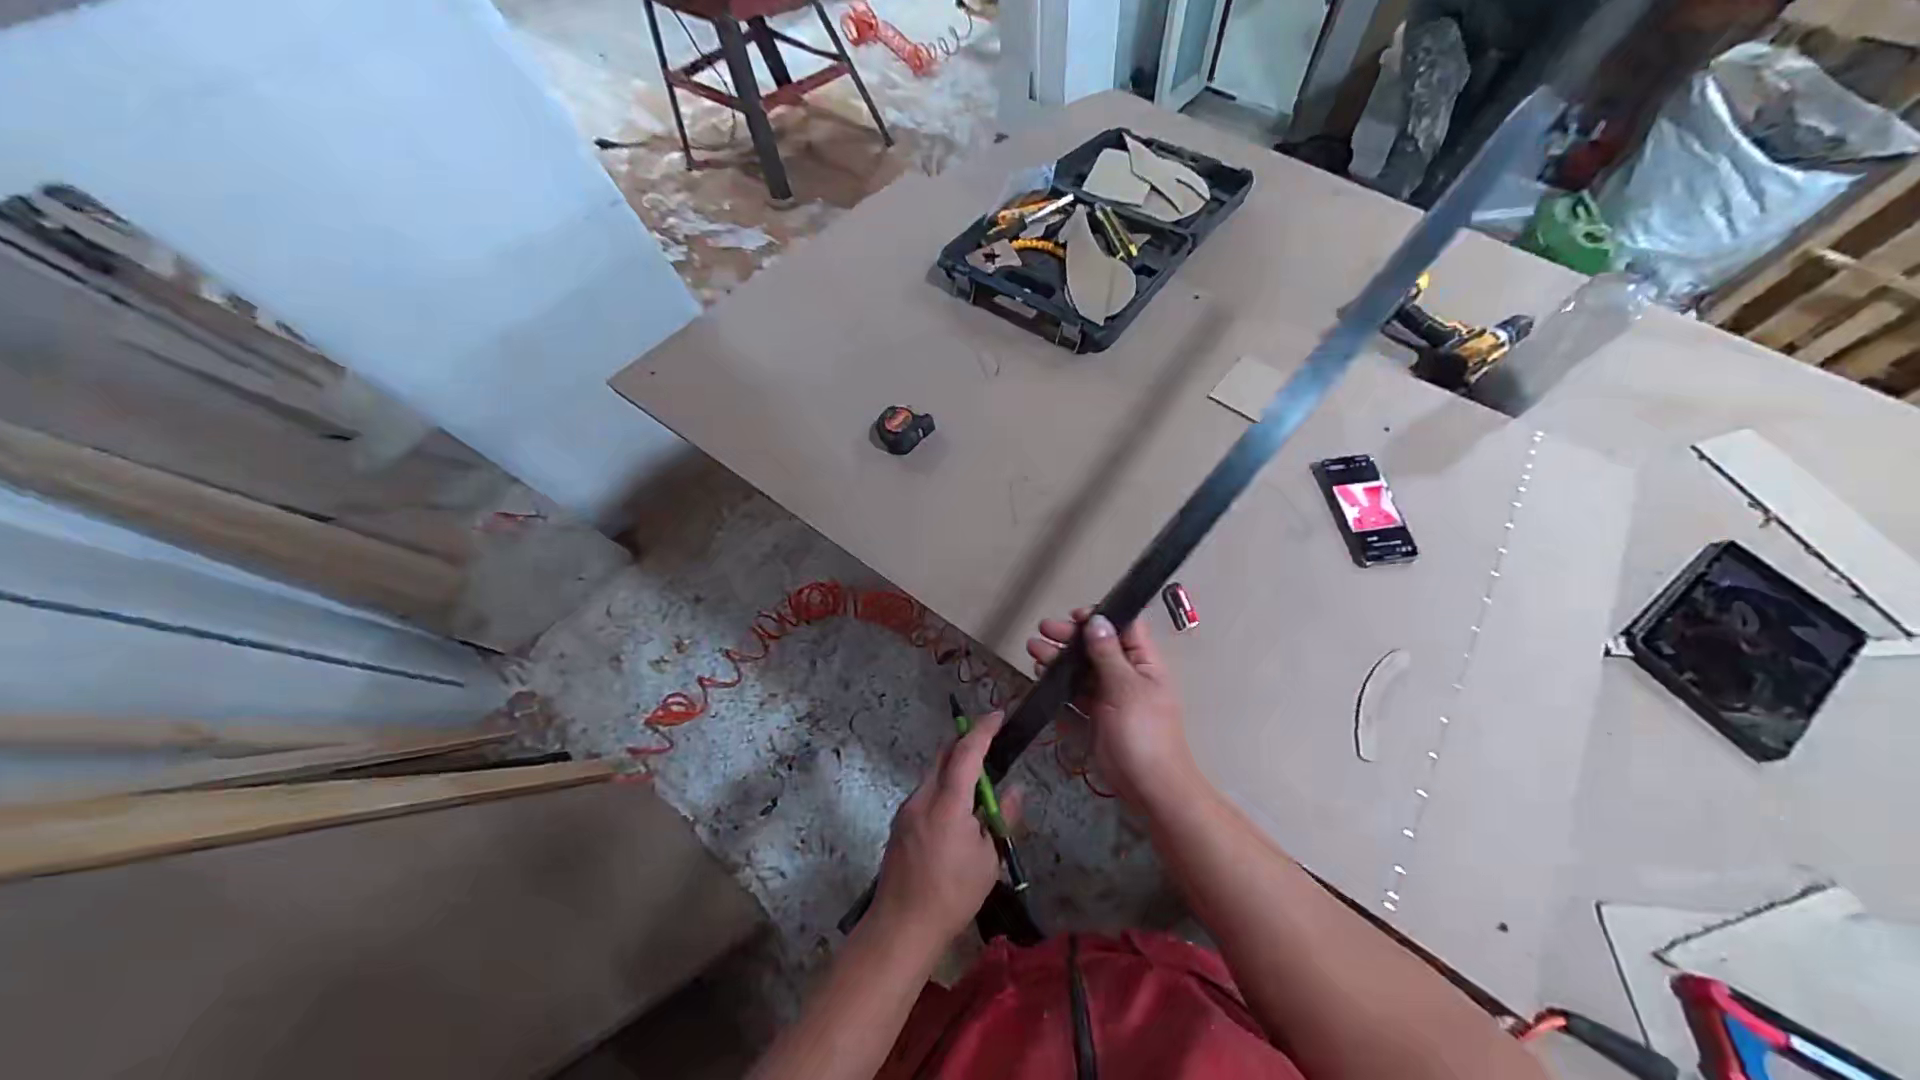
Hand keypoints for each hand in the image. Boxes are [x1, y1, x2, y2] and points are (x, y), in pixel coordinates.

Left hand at [871, 712, 1012, 948]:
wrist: (902, 926)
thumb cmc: (953, 894)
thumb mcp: (989, 858)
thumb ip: (1002, 819)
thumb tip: (1014, 791)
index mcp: (947, 803)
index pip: (966, 753)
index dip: (983, 730)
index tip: (998, 715)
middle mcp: (922, 798)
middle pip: (944, 757)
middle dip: (967, 745)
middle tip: (991, 747)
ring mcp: (906, 810)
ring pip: (933, 775)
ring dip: (955, 770)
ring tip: (979, 791)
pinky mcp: (900, 825)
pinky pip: (925, 794)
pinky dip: (943, 790)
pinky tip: (957, 814)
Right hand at [1027, 609, 1197, 806]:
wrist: (1149, 787)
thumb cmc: (1144, 734)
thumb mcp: (1126, 688)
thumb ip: (1108, 654)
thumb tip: (1097, 621)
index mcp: (1144, 663)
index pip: (1124, 627)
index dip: (1100, 617)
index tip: (1073, 616)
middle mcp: (1127, 675)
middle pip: (1096, 647)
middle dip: (1070, 637)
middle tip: (1043, 630)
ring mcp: (1111, 697)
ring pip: (1082, 671)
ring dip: (1059, 660)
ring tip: (1034, 651)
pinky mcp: (1097, 717)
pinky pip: (1076, 695)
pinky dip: (1060, 686)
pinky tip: (1042, 678)